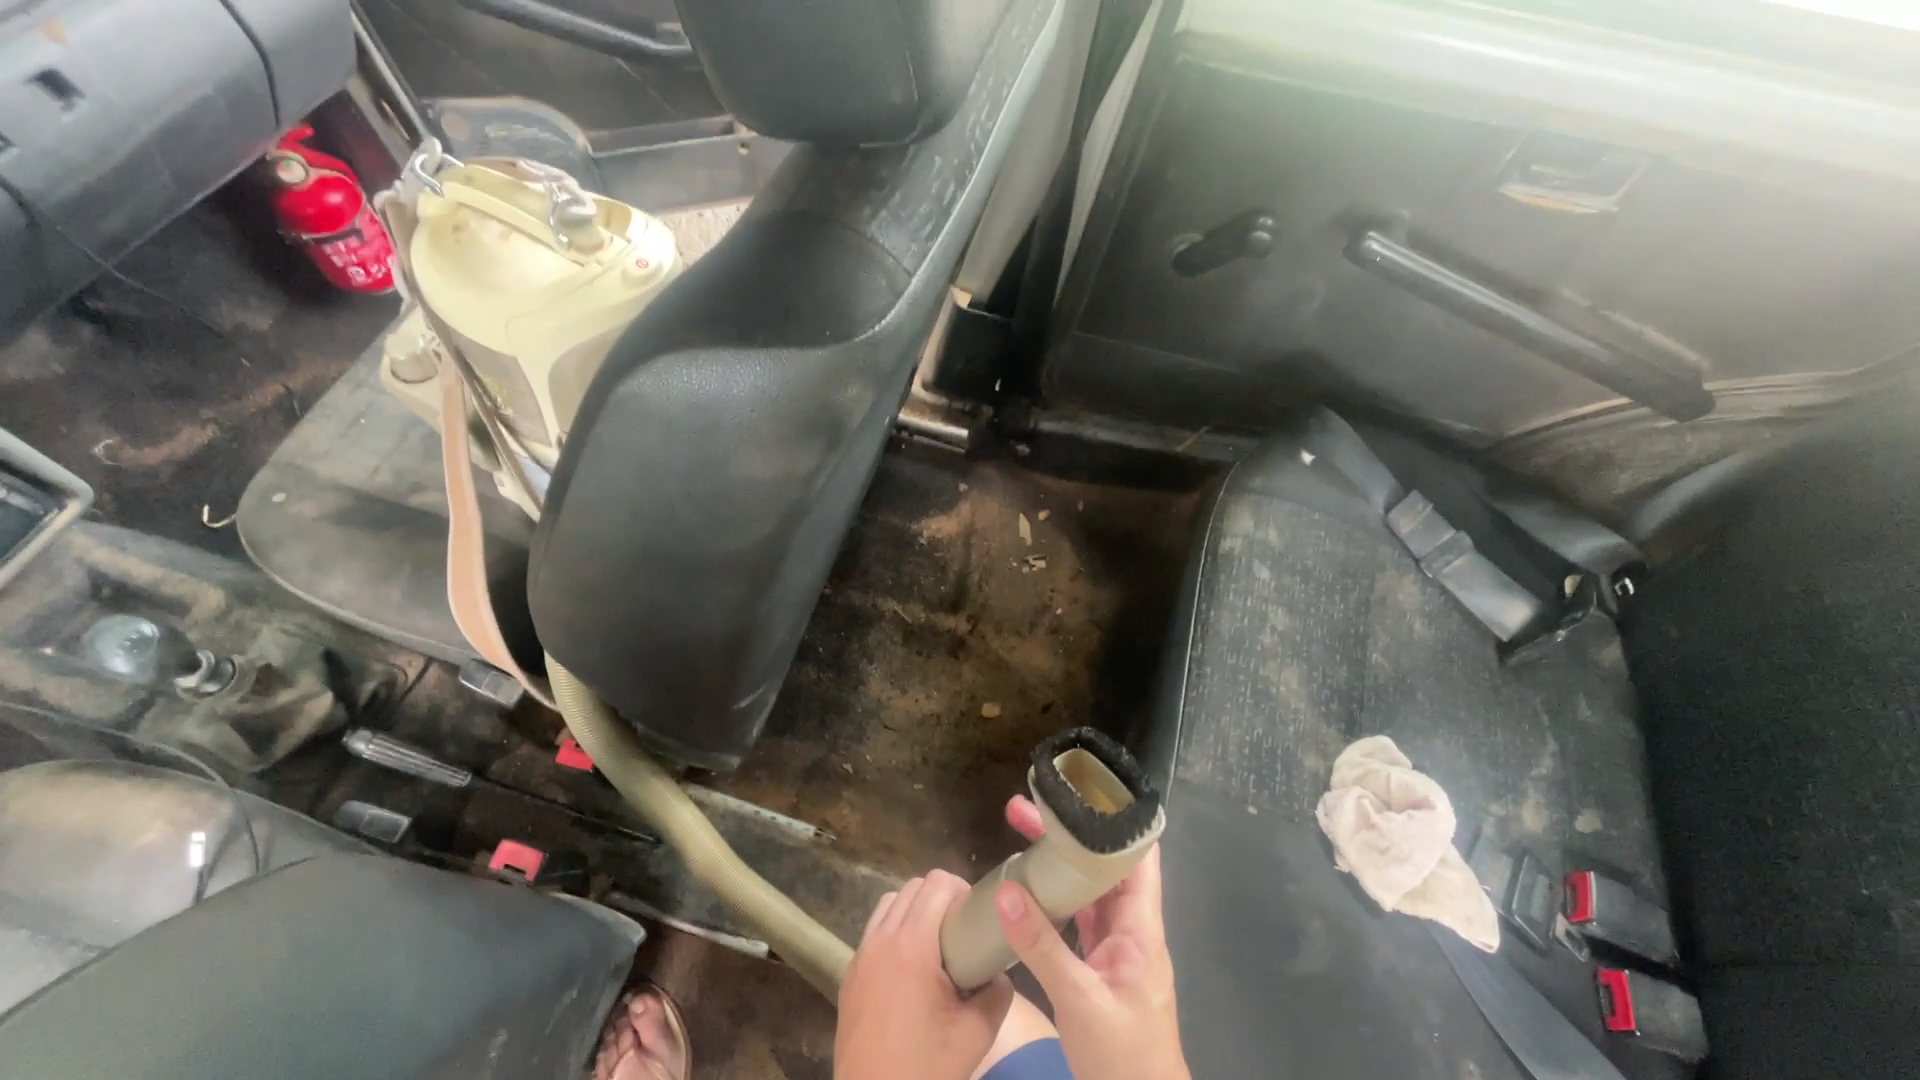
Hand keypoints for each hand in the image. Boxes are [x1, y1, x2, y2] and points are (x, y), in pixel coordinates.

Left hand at [836, 870, 1014, 1079]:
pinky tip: (911, 969)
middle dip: (940, 897)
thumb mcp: (977, 1033)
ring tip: (936, 944)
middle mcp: (880, 941)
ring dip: (914, 911)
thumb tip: (998, 971)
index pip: (936, 884)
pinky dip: (894, 932)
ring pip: (888, 905)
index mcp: (912, 947)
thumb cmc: (926, 1068)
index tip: (976, 915)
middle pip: (912, 888)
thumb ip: (997, 992)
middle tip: (961, 929)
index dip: (961, 890)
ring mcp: (859, 957)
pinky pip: (873, 932)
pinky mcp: (848, 976)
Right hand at [995, 796, 1189, 1079]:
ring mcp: (1115, 947)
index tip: (1077, 791)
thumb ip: (1042, 947)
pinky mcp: (1098, 965)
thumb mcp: (1080, 1000)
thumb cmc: (1125, 1056)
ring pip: (1088, 890)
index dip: (1116, 821)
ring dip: (1058, 863)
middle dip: (1067, 834)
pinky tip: (1027, 888)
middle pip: (1103, 866)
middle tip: (1021, 809)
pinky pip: (1076, 919)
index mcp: (1141, 927)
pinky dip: (1053, 899)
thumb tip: (1005, 890)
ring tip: (1018, 834)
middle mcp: (1131, 928)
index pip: (1139, 857)